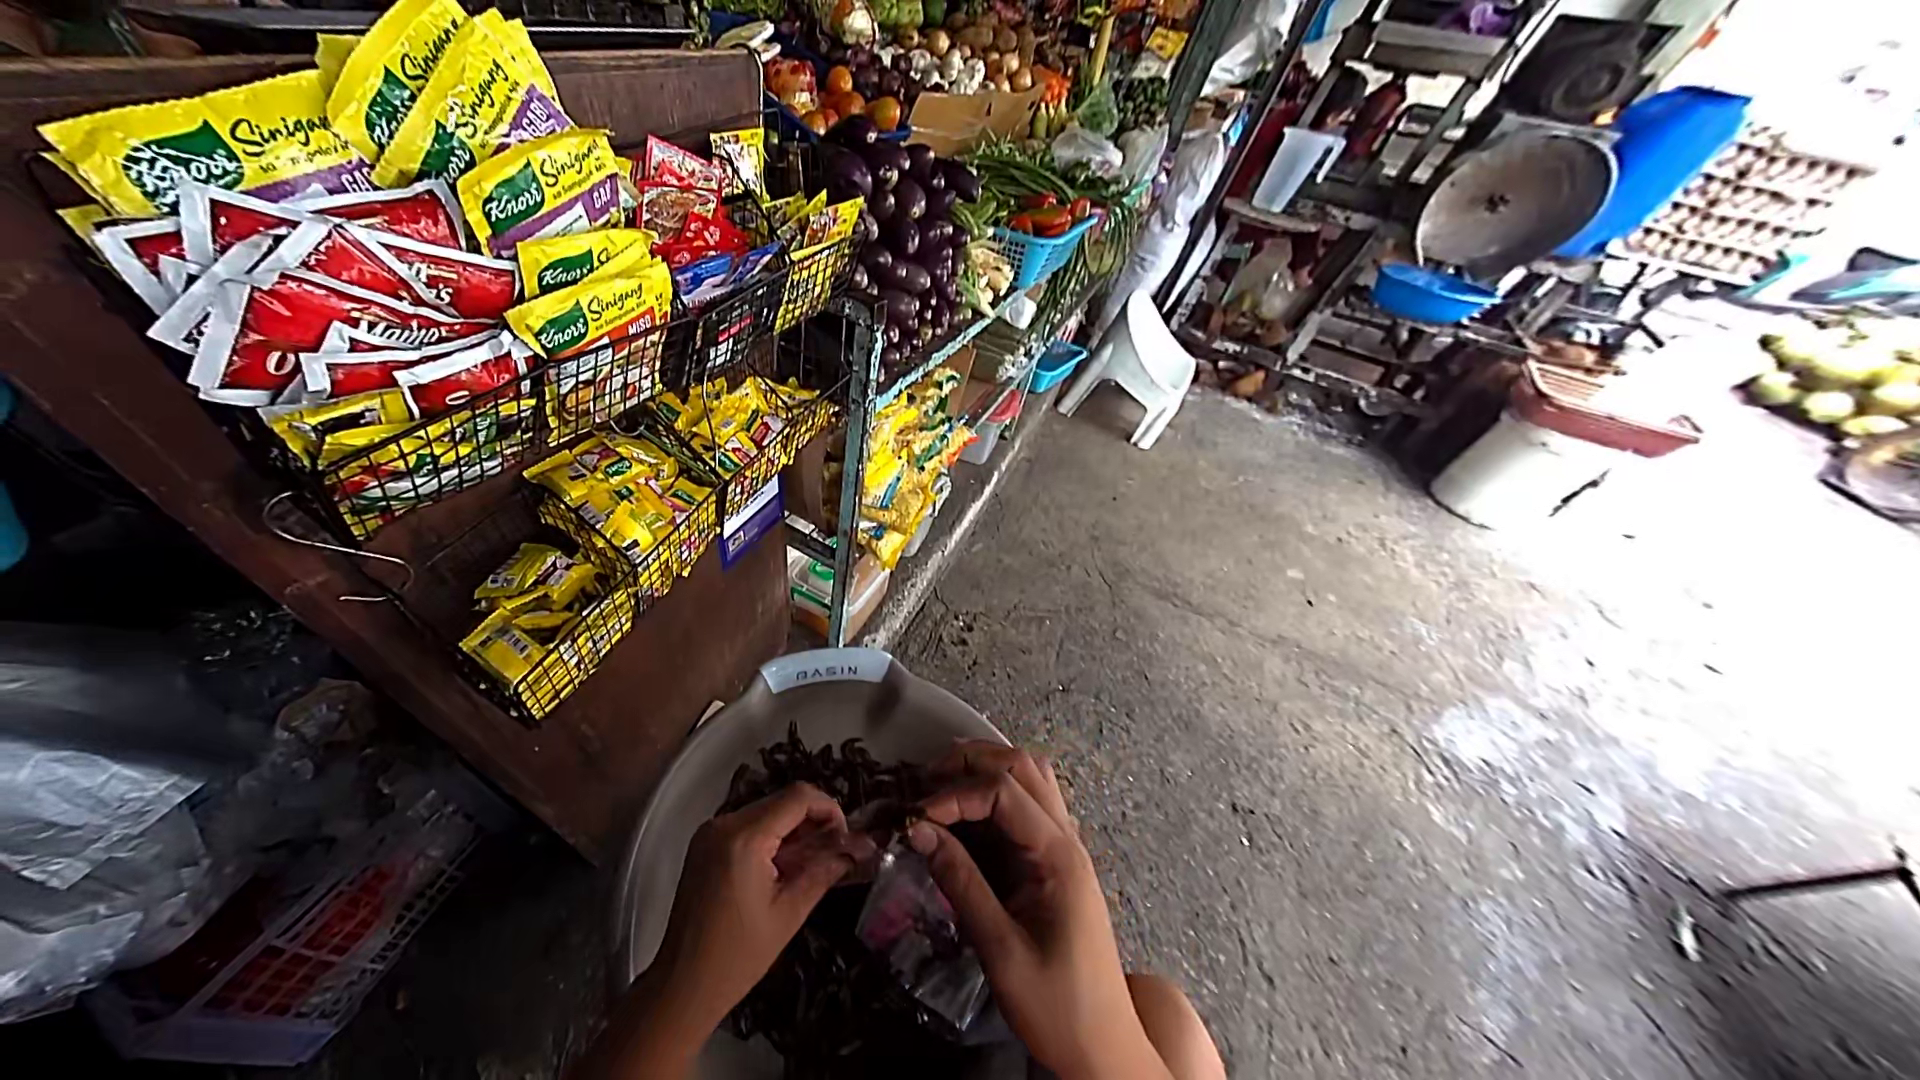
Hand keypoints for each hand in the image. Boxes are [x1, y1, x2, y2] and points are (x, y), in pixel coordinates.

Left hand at [578, 784, 869, 1079]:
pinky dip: (773, 835)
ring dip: (794, 827)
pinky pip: (749, 823)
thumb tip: (861, 848)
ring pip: (768, 809)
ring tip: (811, 861)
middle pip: (783, 799)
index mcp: (744, 838)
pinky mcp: (705, 843)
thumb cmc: (738, 956)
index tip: (845, 837)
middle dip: (814, 819)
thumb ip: (826, 870)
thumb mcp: (790, 912)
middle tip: (834, 850)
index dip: (829, 809)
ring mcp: (711, 832)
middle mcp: (724, 824)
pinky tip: (784, 865)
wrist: (680, 987)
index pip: (798, 797)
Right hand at [911, 743, 1172, 1079]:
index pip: (1005, 793)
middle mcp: (1066, 837)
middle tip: (925, 780)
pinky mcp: (1056, 858)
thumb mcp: (1001, 950)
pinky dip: (997, 791)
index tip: (916, 816)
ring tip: (943, 783)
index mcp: (1058, 856)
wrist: (1105, 1046)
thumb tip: (919, 831)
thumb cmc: (1056, 1005)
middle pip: (1023, 767)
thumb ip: (961, 884)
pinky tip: (968, 812)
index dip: (956, 794)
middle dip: (971, 763)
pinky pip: (1031, 802)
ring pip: (1032, 776)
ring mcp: (1066, 845)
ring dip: (987, 768)